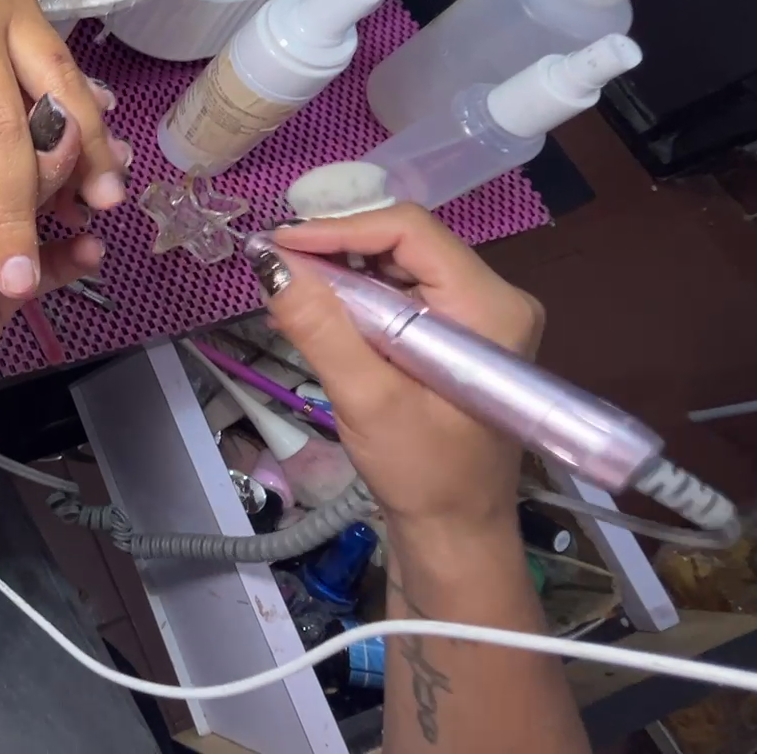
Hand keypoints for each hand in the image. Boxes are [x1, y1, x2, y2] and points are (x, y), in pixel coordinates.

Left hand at [0, 103, 103, 445]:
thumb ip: (6, 187)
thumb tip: (66, 126)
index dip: (42, 116)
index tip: (93, 108)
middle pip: (18, 166)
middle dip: (68, 161)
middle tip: (113, 157)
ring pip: (35, 213)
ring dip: (73, 206)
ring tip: (108, 200)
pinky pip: (42, 264)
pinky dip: (67, 257)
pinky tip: (91, 252)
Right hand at [264, 204, 544, 537]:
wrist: (454, 526)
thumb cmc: (422, 468)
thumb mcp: (365, 397)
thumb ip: (318, 327)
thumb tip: (268, 263)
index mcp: (487, 305)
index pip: (409, 231)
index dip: (338, 228)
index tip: (278, 245)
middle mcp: (488, 296)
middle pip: (400, 241)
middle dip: (332, 247)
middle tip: (274, 263)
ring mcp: (470, 313)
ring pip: (390, 262)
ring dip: (333, 270)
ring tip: (285, 286)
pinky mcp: (449, 330)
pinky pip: (390, 289)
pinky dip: (345, 293)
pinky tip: (311, 309)